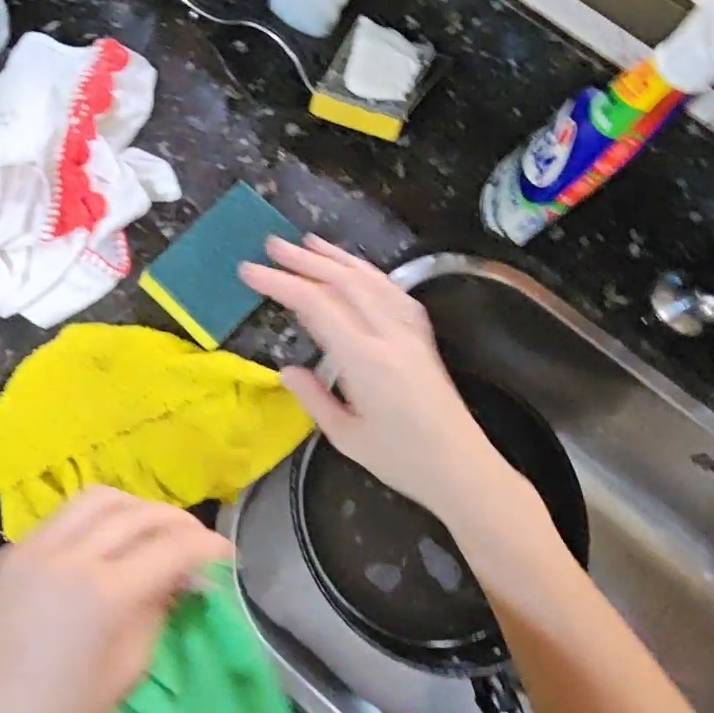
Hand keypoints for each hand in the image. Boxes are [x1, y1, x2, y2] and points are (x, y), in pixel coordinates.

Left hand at [0, 487, 231, 712]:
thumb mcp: (127, 669)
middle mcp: (68, 555)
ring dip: (134, 507)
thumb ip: (158, 610)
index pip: (168, 548)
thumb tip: (183, 575)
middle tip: (196, 540)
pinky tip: (103, 543)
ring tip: (152, 530)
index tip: (226, 552)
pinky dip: (94, 519)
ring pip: (96, 497)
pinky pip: (62, 516)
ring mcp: (34, 546)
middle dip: (175, 521)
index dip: (206, 546)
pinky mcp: (11, 550)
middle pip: (136, 513)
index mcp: (102, 593)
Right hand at [240, 235, 515, 513]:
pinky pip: (393, 291)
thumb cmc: (402, 460)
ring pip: (370, 279)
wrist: (463, 469)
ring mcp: (410, 331)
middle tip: (272, 244)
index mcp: (365, 359)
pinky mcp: (422, 336)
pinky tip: (356, 269)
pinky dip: (369, 273)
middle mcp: (389, 334)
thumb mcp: (346, 437)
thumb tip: (287, 370)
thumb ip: (314, 398)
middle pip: (343, 282)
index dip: (280, 283)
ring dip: (337, 257)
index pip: (316, 305)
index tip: (250, 271)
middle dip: (304, 260)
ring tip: (308, 243)